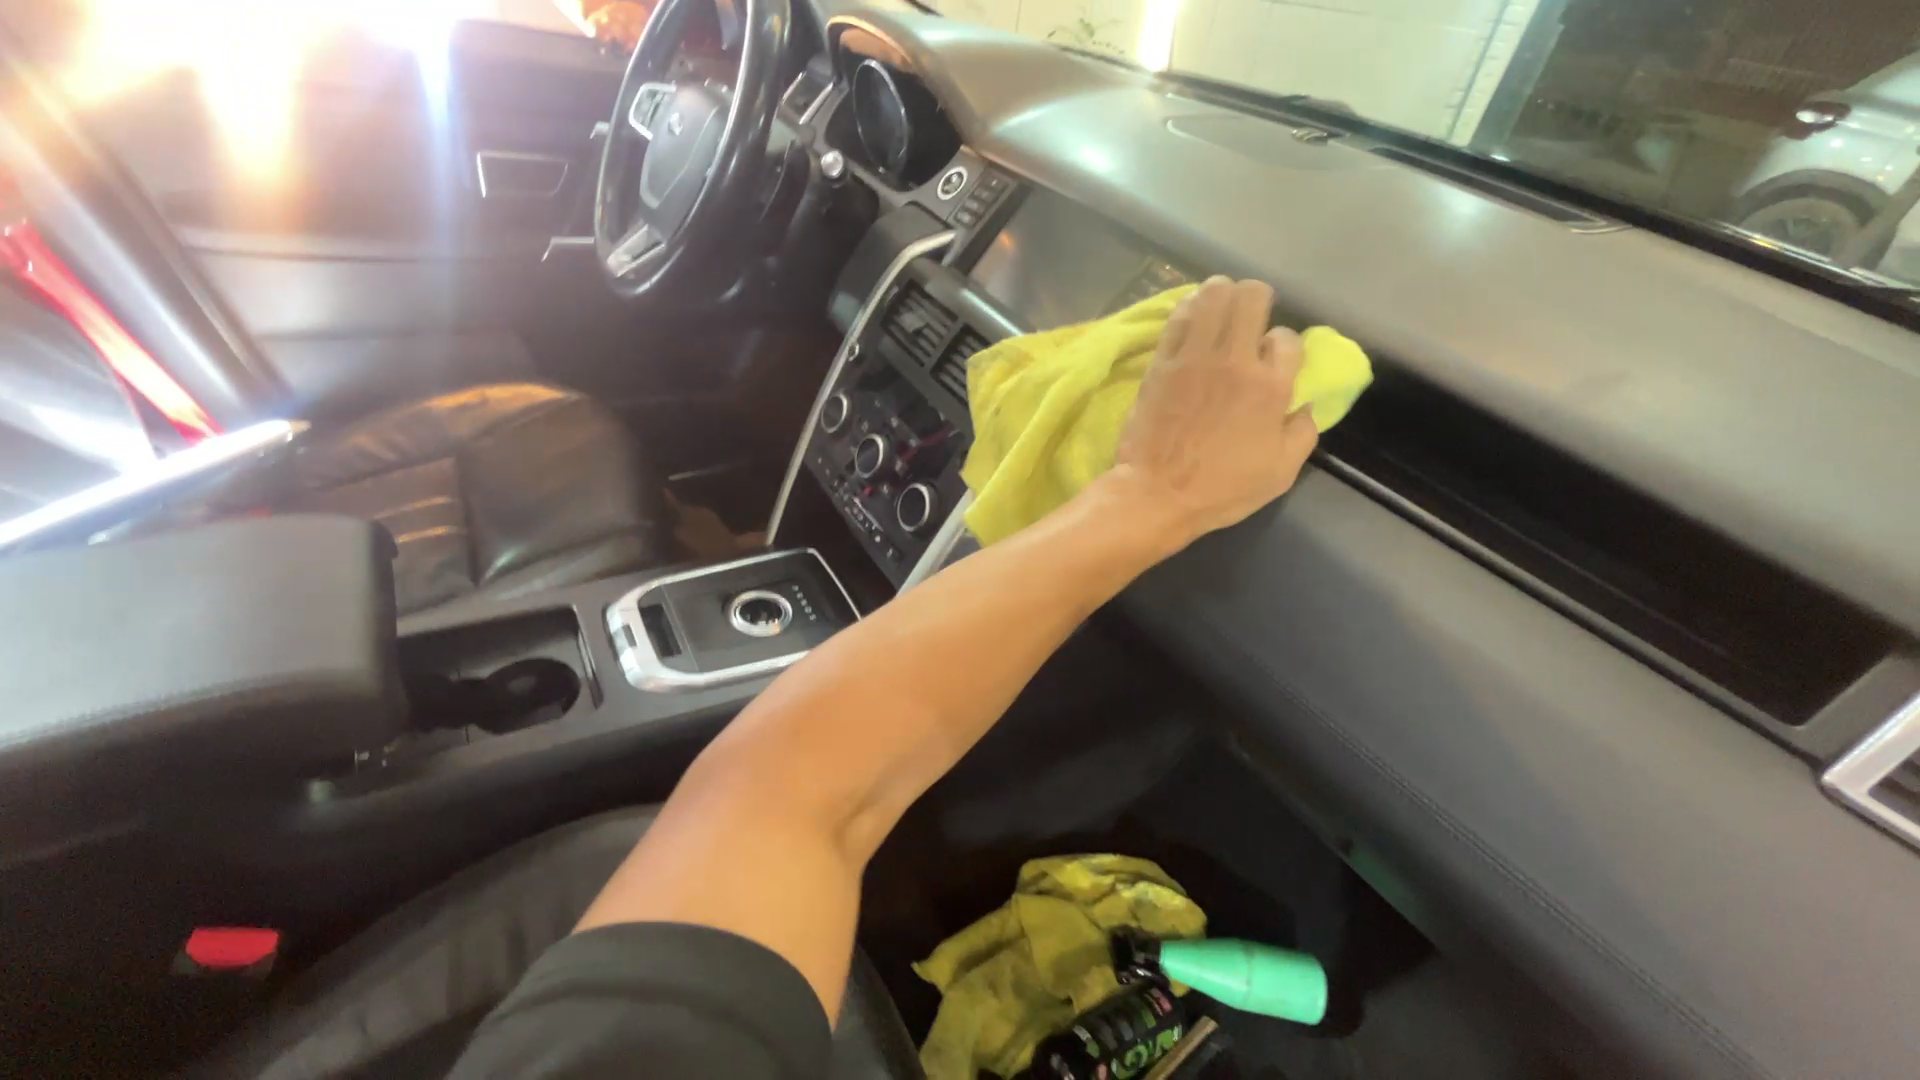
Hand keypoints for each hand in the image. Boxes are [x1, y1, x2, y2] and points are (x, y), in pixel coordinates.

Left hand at [1109, 277, 1318, 546]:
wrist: (1157, 494)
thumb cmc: (1221, 490)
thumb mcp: (1280, 472)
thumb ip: (1302, 434)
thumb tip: (1306, 407)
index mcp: (1271, 387)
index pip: (1287, 338)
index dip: (1283, 344)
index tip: (1273, 358)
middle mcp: (1235, 362)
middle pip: (1252, 298)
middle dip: (1256, 299)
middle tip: (1250, 313)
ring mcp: (1194, 358)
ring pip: (1213, 295)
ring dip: (1221, 294)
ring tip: (1220, 307)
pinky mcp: (1161, 362)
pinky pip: (1177, 317)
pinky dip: (1188, 308)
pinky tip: (1192, 314)